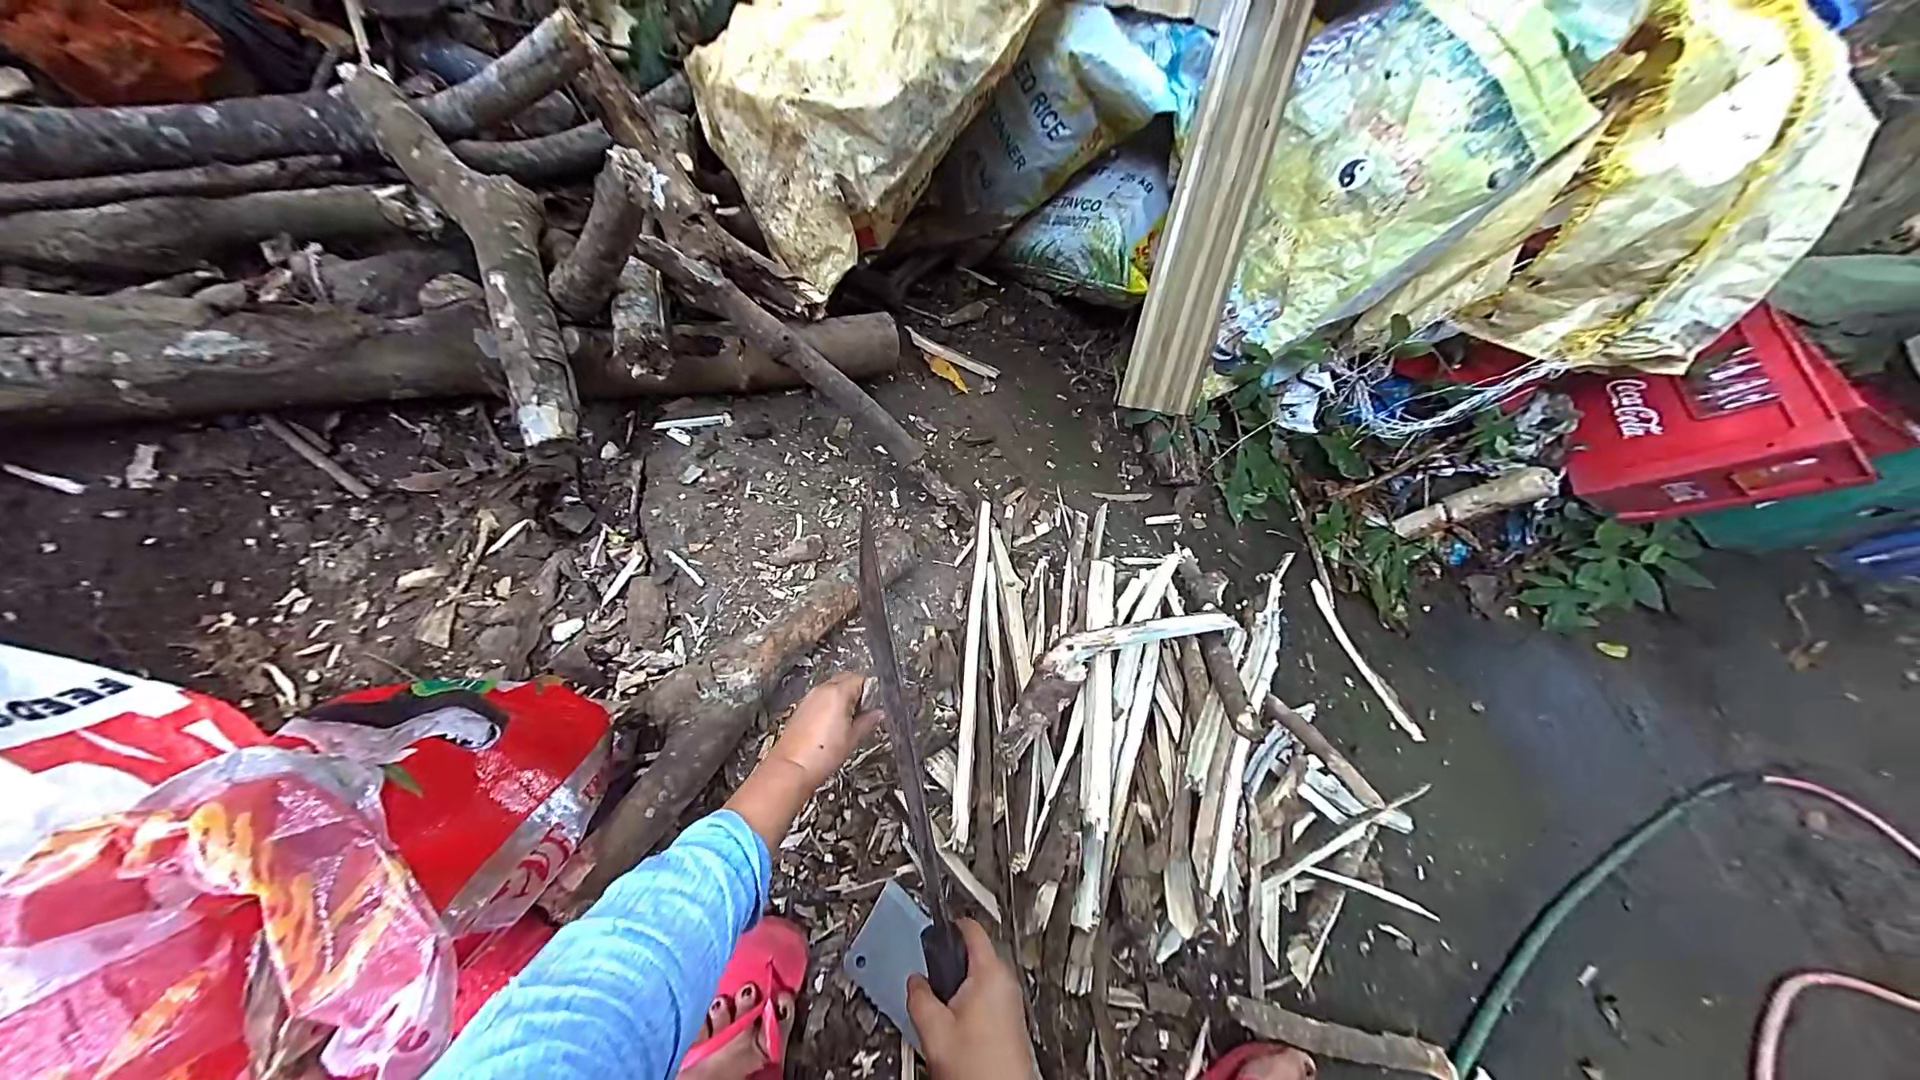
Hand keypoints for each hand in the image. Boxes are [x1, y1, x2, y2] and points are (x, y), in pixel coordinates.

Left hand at [766, 671, 878, 787]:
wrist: (791, 768)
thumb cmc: (822, 754)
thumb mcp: (853, 738)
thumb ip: (868, 721)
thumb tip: (878, 714)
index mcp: (838, 692)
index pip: (861, 678)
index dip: (870, 692)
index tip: (872, 707)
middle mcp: (822, 690)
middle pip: (845, 679)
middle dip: (857, 692)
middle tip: (863, 713)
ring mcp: (809, 698)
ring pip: (832, 688)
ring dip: (842, 698)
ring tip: (847, 722)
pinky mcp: (801, 708)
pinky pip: (820, 698)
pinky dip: (829, 705)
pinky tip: (831, 726)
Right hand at [906, 919, 1036, 1079]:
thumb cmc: (978, 1070)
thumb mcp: (934, 1030)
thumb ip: (919, 997)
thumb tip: (915, 981)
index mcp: (989, 972)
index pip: (971, 927)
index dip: (950, 925)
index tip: (935, 931)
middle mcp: (1005, 980)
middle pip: (975, 953)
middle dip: (952, 964)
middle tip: (933, 980)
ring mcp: (1011, 1000)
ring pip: (981, 977)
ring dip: (961, 986)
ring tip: (944, 1009)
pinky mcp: (1011, 1019)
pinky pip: (988, 996)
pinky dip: (972, 1002)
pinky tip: (959, 1026)